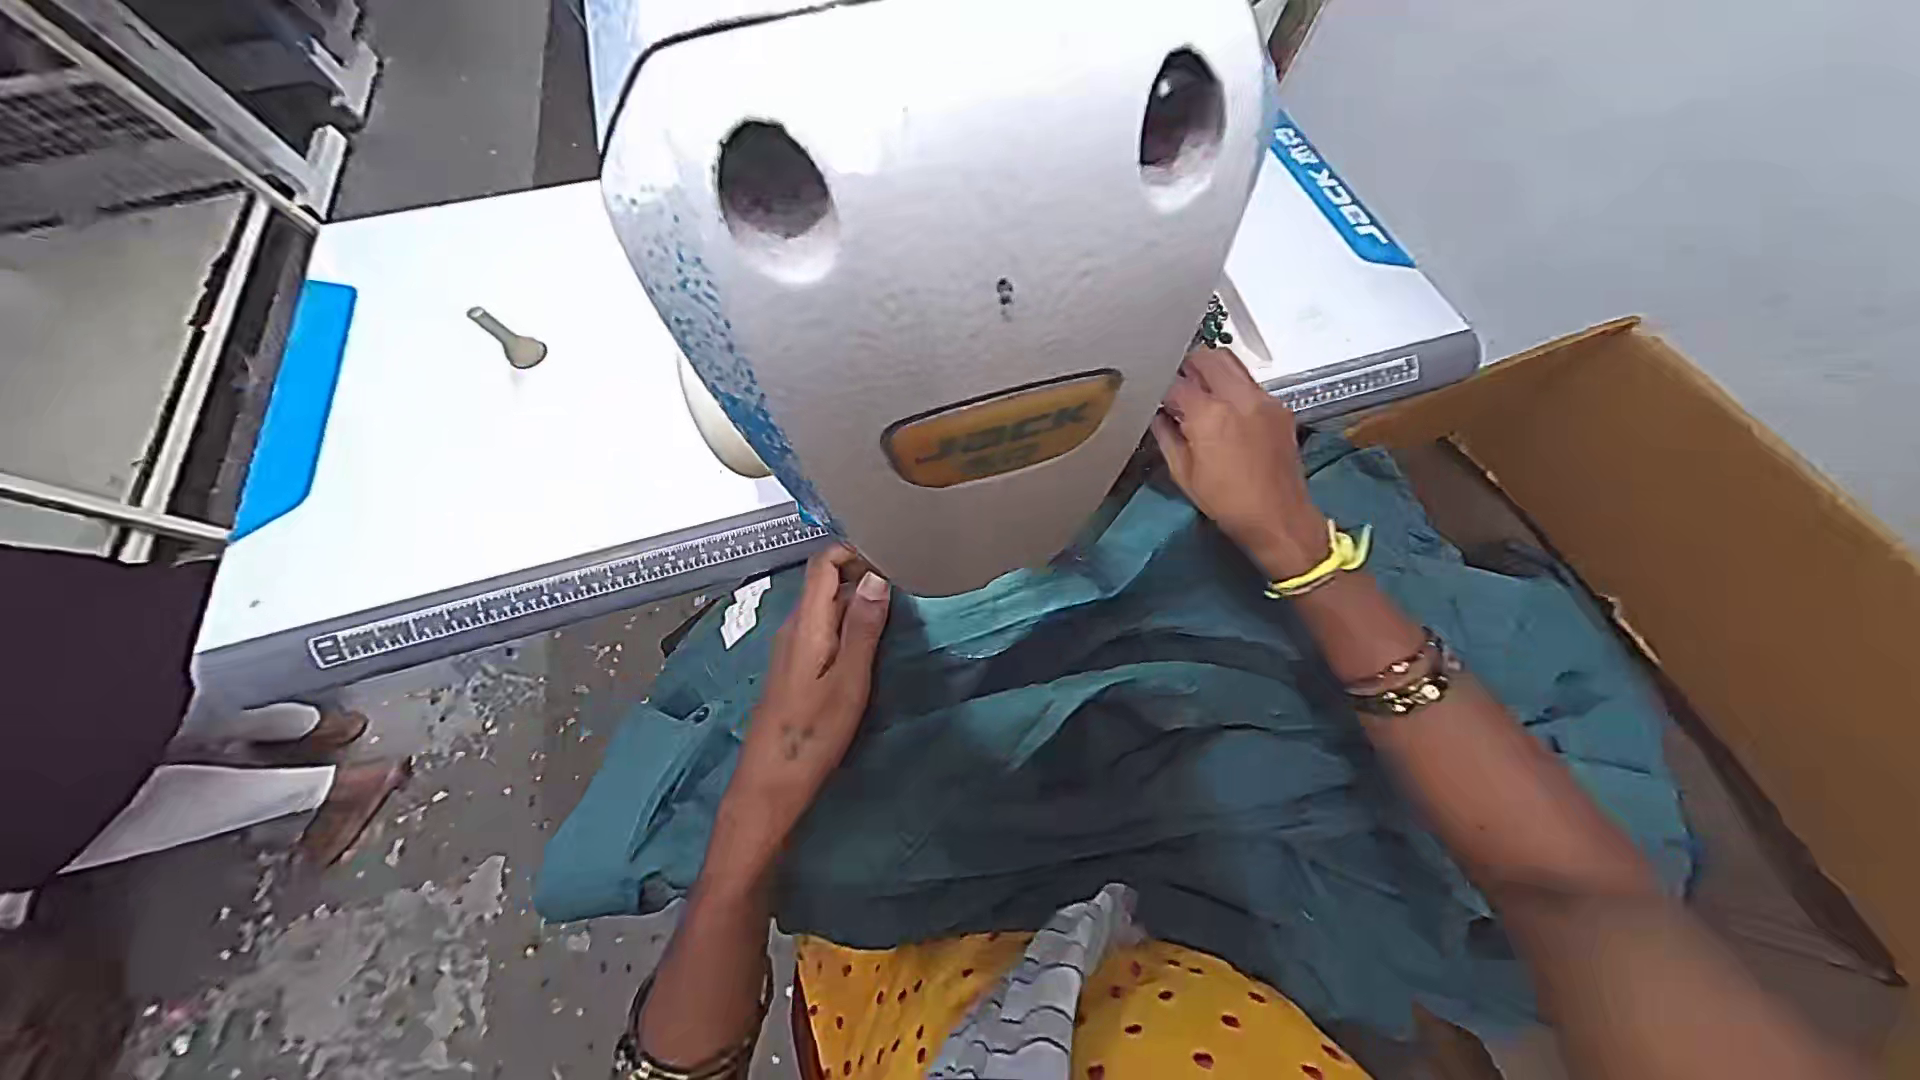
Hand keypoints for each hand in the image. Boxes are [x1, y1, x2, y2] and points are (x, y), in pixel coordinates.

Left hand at [712, 545, 891, 877]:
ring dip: (856, 600)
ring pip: (826, 605)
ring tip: (894, 611)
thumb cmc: (813, 734)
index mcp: (806, 624)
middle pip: (825, 581)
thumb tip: (876, 577)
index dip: (853, 551)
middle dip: (861, 574)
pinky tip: (869, 643)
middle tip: (902, 585)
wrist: (770, 783)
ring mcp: (792, 647)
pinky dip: (847, 623)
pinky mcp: (795, 666)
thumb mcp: (849, 681)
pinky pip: (823, 628)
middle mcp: (794, 627)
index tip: (890, 559)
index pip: (822, 563)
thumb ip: (863, 628)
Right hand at [1151, 348, 1328, 578]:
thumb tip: (1159, 415)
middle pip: (1208, 358)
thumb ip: (1167, 436)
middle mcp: (1239, 398)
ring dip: (1210, 370)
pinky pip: (1249, 382)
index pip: (1177, 382)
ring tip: (1197, 392)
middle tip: (1174, 383)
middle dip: (1186, 365)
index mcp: (1210, 416)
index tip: (1153, 395)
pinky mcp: (1279, 407)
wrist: (1278, 516)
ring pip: (1232, 363)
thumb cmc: (1225, 502)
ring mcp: (1263, 399)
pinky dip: (1230, 385)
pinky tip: (1222, 409)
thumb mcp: (1183, 473)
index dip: (1160, 386)